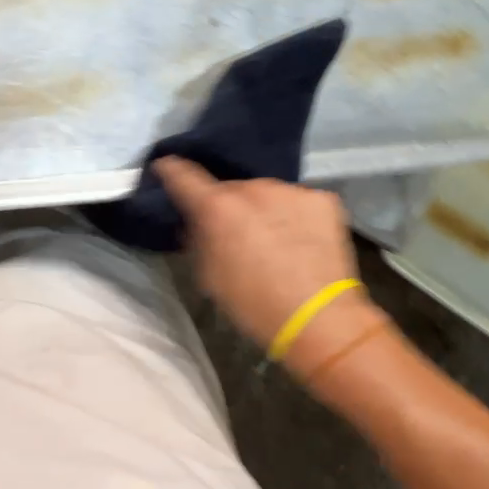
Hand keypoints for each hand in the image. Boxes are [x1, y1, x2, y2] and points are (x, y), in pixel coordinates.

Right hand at [155, 157, 388, 377]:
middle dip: (229, 205)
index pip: (183, 174)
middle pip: (232, 189)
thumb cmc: (255, 306)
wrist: (320, 320)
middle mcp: (253, 188)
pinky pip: (298, 202)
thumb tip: (194, 223)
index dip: (171, 170)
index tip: (165, 168)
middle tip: (236, 233)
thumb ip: (197, 240)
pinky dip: (295, 216)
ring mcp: (291, 190)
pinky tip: (301, 240)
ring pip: (267, 194)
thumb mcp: (210, 277)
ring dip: (264, 210)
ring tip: (274, 240)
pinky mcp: (323, 199)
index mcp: (218, 207)